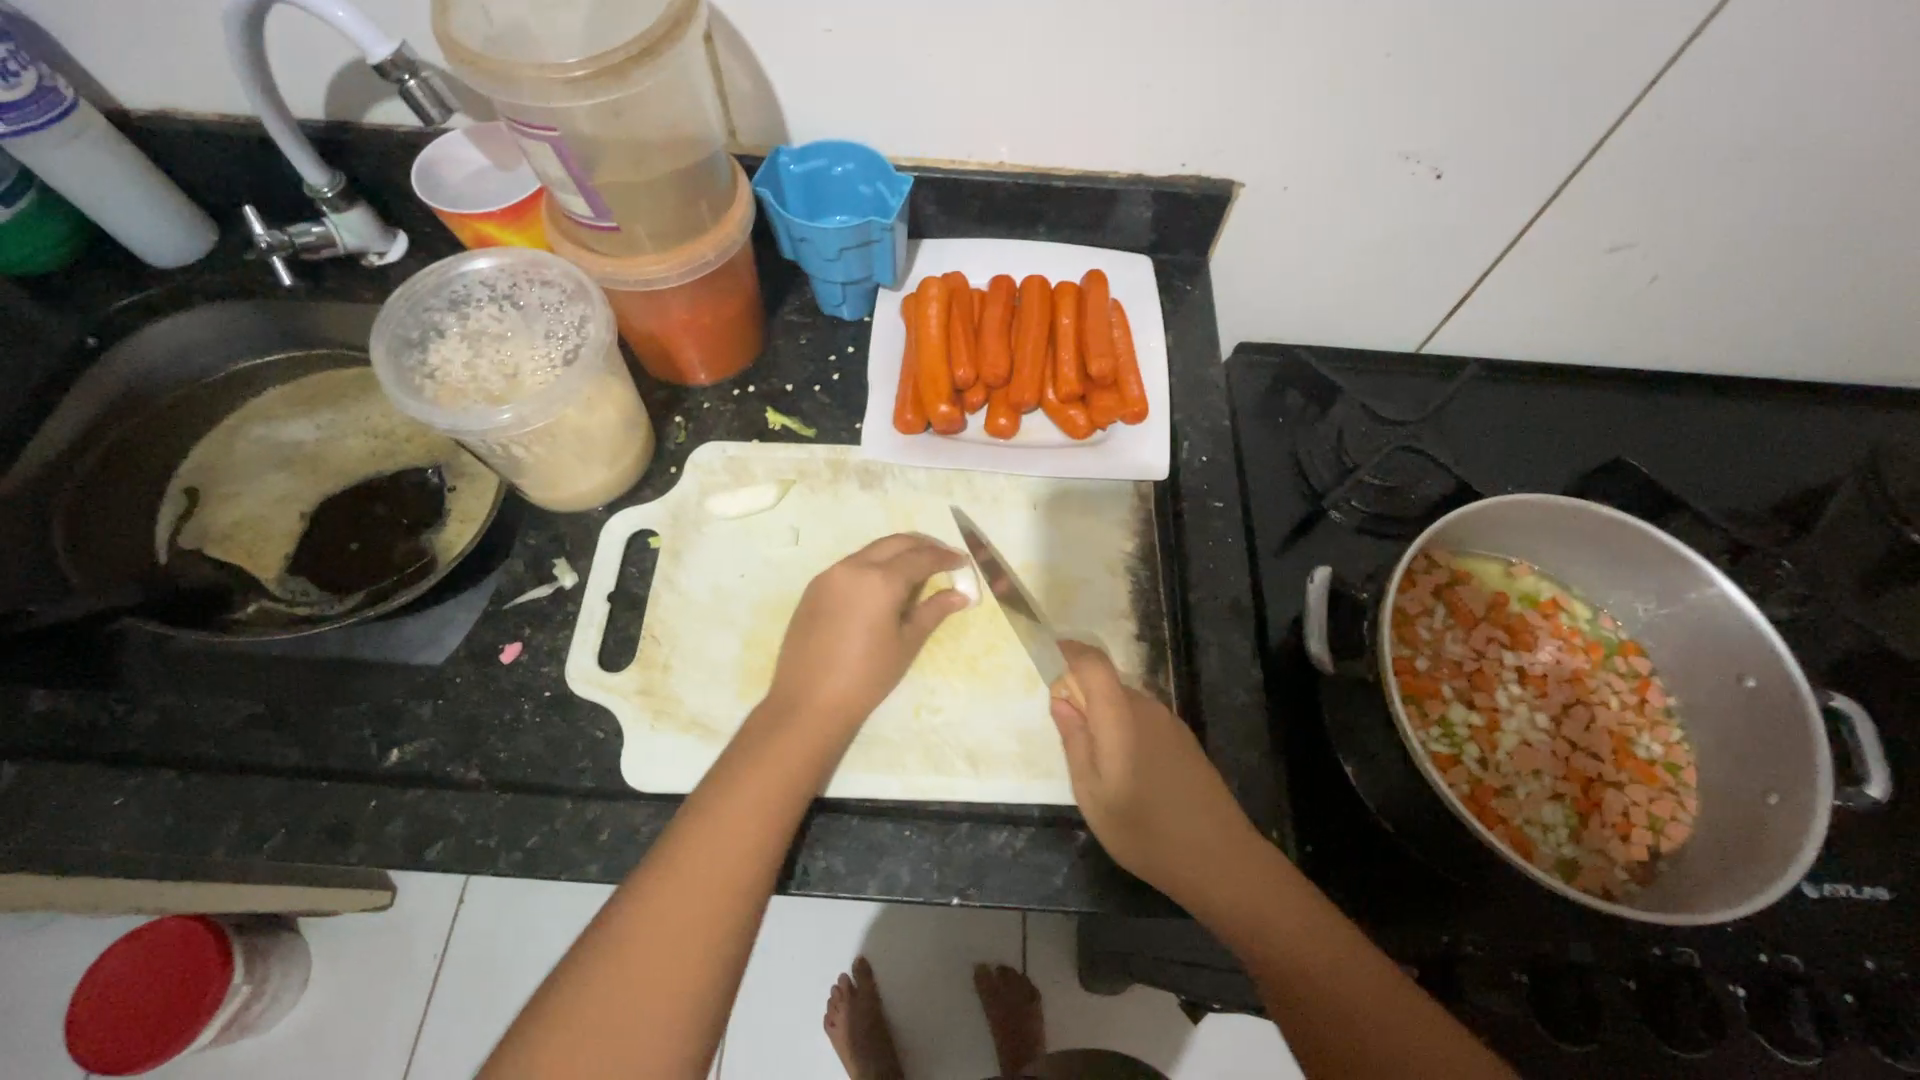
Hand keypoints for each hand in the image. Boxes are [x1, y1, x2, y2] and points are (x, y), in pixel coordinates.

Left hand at [761, 534, 969, 734]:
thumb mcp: (906, 644)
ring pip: (870, 552)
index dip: (944, 557)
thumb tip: (960, 595)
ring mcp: (829, 575)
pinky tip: (883, 589)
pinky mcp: (814, 588)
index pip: (920, 557)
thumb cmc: (866, 677)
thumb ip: (933, 611)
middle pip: (894, 543)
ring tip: (916, 574)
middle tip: (943, 559)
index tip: (962, 561)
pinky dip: (873, 567)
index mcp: (879, 580)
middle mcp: (852, 567)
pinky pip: (851, 566)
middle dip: (922, 546)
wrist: (809, 701)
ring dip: (896, 554)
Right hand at [1049, 641, 1264, 904]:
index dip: (1069, 652)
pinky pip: (1143, 721)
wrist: (1219, 859)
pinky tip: (1128, 777)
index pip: (1093, 663)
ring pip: (1125, 705)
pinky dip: (1125, 733)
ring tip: (1098, 770)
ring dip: (1104, 720)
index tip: (1047, 656)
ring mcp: (1171, 724)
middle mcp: (1148, 709)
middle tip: (1067, 740)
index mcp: (1121, 716)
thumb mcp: (1092, 794)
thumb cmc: (1144, 831)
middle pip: (1107, 684)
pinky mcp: (1184, 741)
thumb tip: (1061, 701)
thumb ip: (1074, 741)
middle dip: (1081, 697)